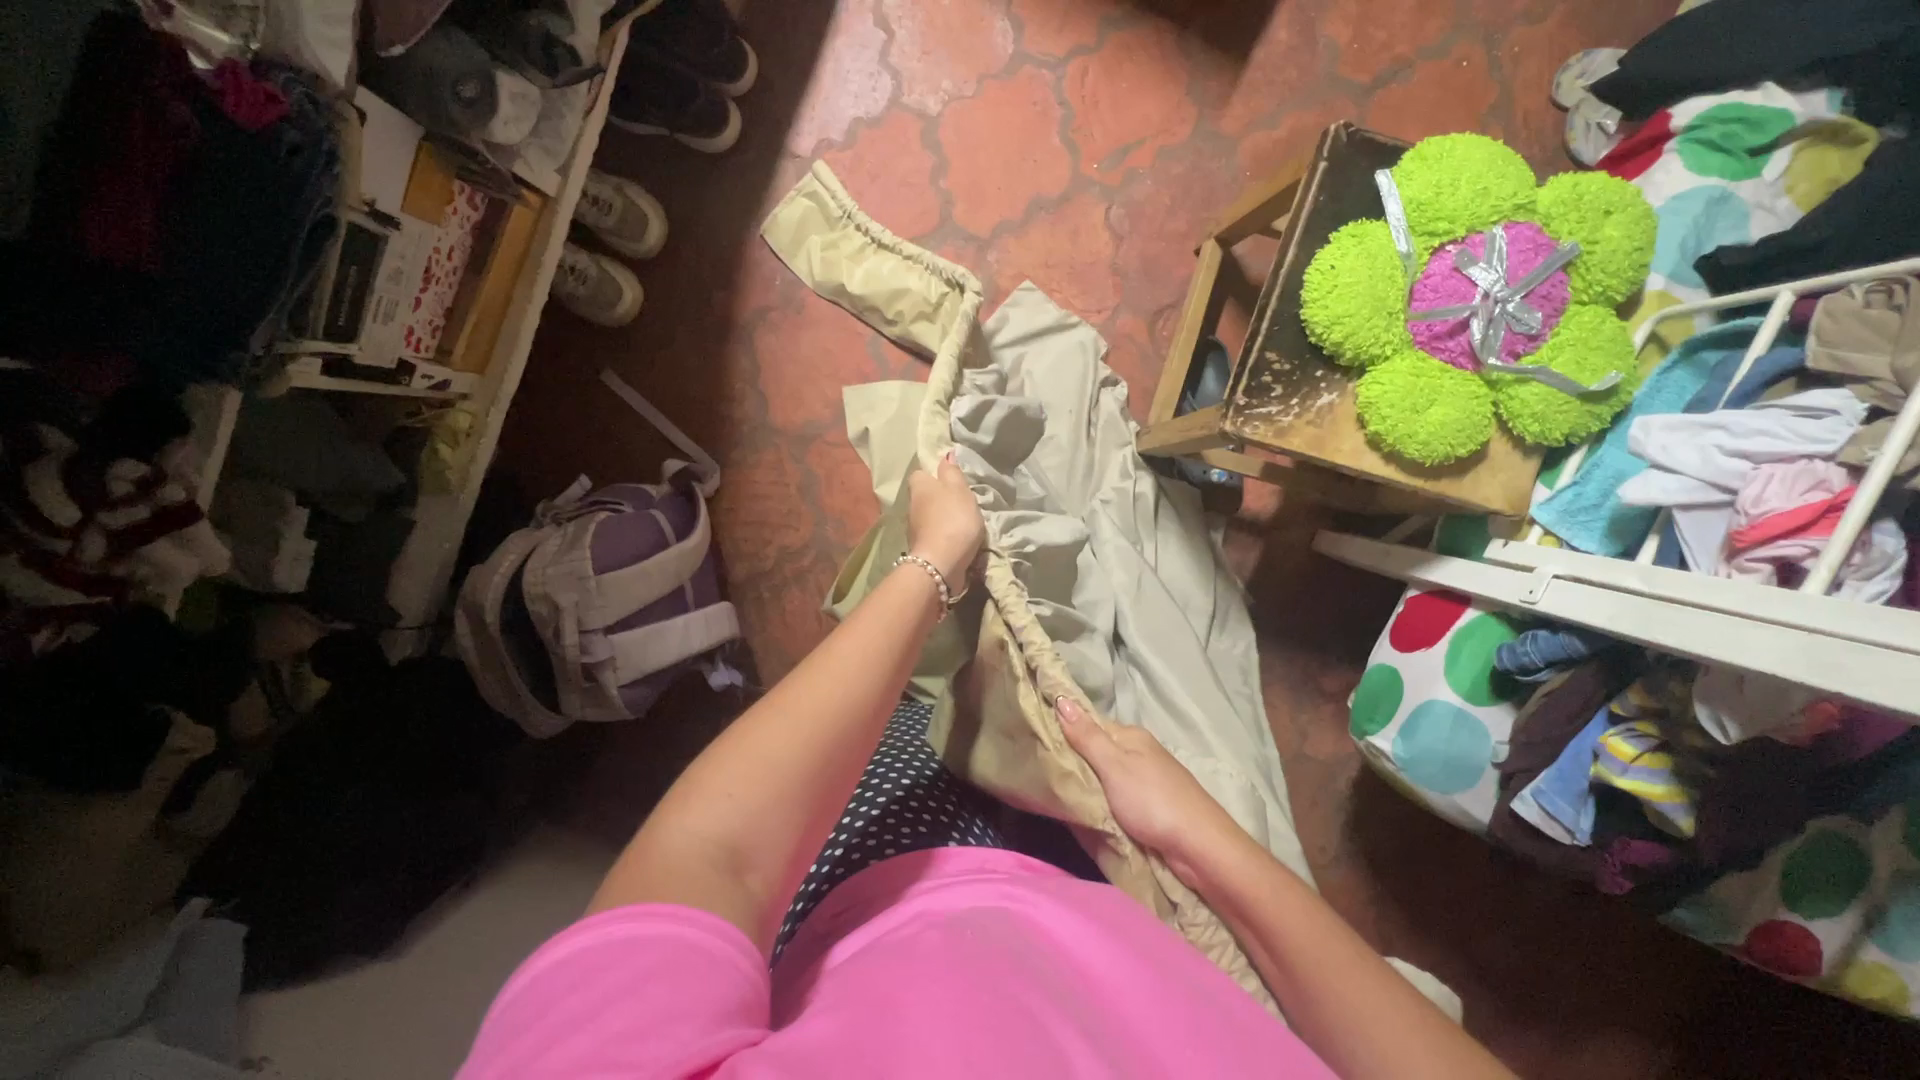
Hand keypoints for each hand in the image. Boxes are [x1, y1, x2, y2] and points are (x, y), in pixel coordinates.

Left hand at [906, 455, 984, 584]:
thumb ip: (952, 472)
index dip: (934, 474)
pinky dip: (942, 534)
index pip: (920, 472)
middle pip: (924, 495)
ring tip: (961, 522)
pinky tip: (956, 539)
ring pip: (928, 515)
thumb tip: (945, 455)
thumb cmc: (953, 519)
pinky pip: (933, 534)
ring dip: (941, 517)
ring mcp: (914, 528)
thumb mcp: (959, 490)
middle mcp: (911, 504)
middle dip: (938, 497)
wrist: (941, 563)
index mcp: (919, 486)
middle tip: (960, 501)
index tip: (951, 479)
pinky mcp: (921, 547)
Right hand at [1056, 697, 1246, 881]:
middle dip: (1074, 762)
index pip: (1089, 725)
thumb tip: (1061, 699)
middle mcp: (1139, 752)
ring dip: (1088, 784)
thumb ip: (1087, 736)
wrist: (1198, 847)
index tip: (1036, 742)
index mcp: (1131, 736)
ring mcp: (1146, 779)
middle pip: (1097, 751)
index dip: (1064, 731)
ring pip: (1106, 775)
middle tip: (1042, 774)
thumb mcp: (1114, 766)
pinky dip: (1101, 800)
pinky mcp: (1150, 804)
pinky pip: (1116, 795)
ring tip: (1057, 793)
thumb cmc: (1153, 801)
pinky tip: (1088, 809)